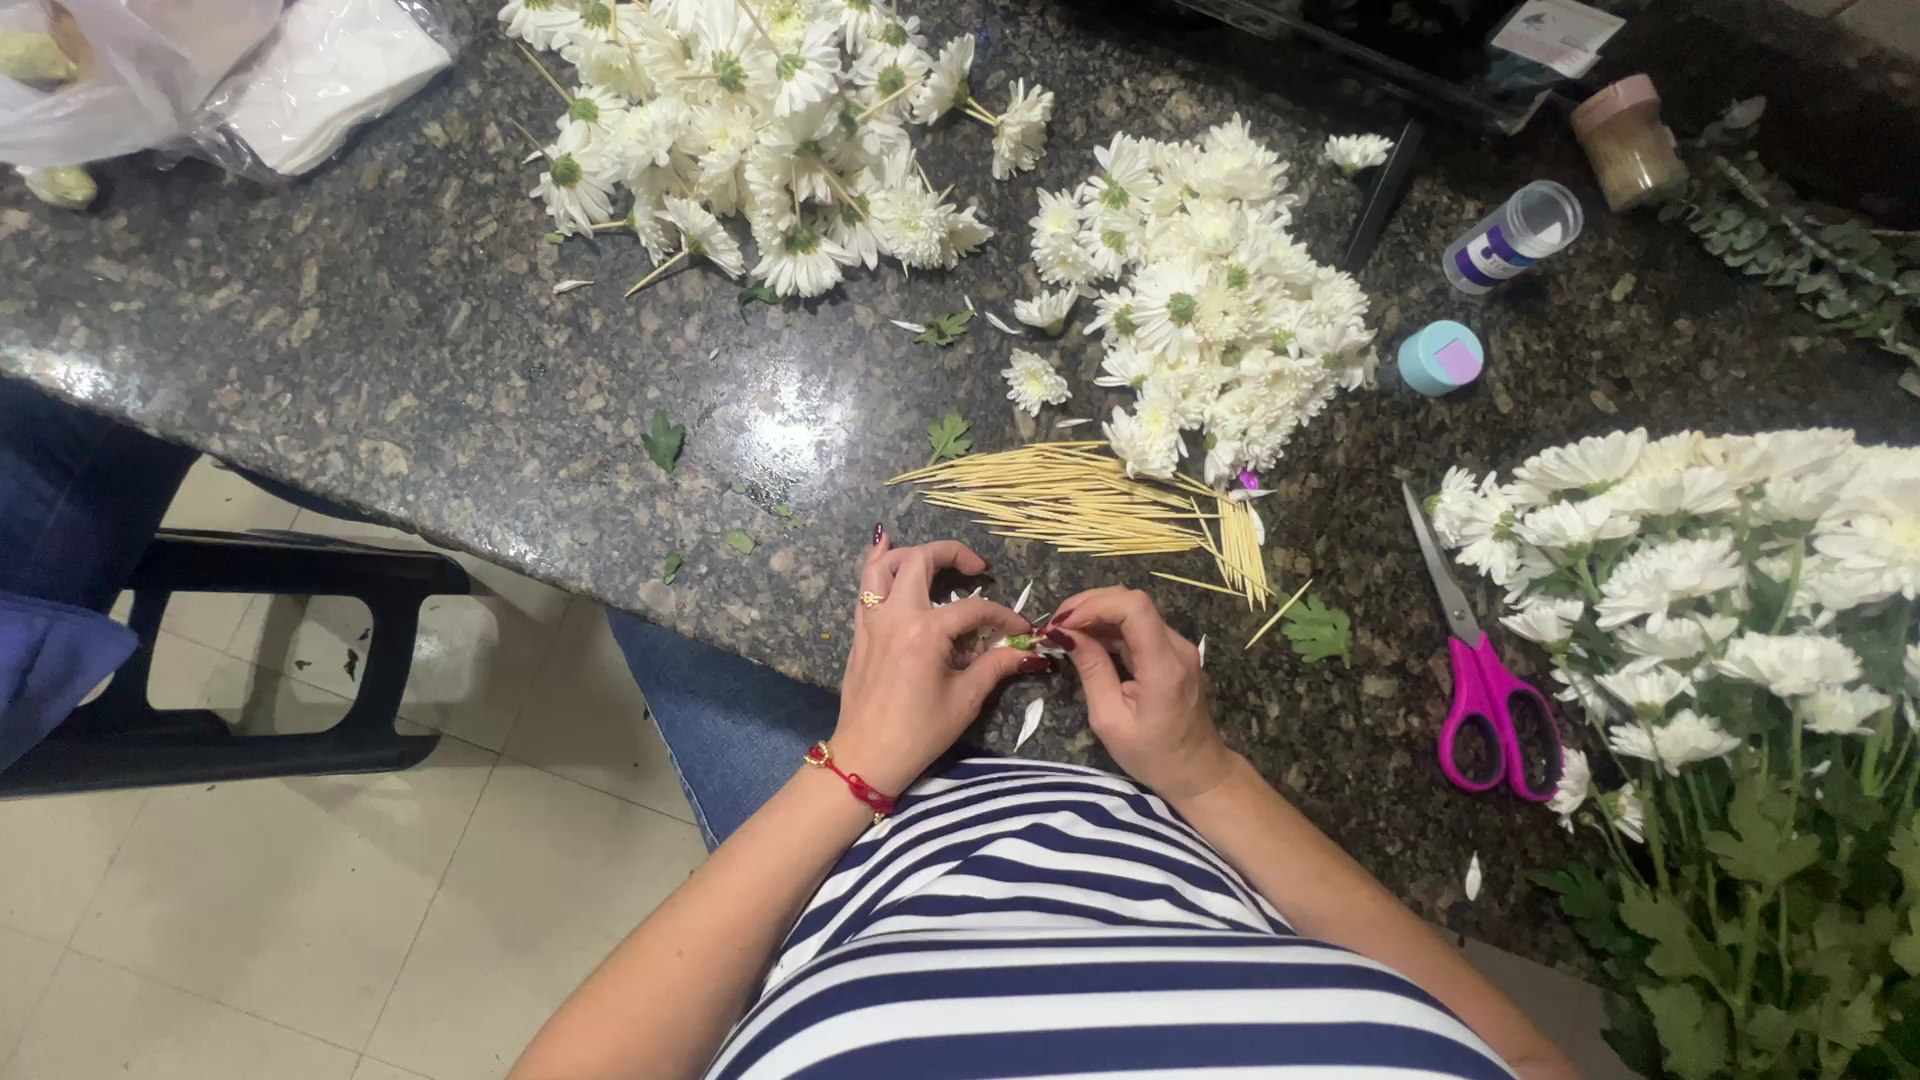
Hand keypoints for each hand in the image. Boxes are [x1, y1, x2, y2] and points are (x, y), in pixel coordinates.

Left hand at [832, 529, 1037, 795]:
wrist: (866, 757)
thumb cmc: (919, 733)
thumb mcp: (965, 700)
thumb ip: (995, 666)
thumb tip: (1028, 652)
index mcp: (925, 633)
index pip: (973, 609)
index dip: (1003, 616)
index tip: (1020, 630)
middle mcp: (896, 616)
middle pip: (921, 561)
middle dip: (952, 554)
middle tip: (975, 568)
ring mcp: (872, 621)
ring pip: (883, 565)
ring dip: (910, 552)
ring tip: (933, 556)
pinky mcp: (860, 631)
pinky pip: (864, 586)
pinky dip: (877, 564)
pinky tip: (886, 548)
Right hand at [1049, 587, 1236, 799]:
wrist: (1197, 772)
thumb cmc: (1152, 755)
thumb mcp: (1110, 719)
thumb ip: (1091, 670)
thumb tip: (1065, 633)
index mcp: (1163, 666)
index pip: (1134, 607)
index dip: (1094, 605)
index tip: (1063, 624)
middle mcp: (1176, 647)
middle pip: (1131, 601)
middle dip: (1088, 605)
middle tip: (1055, 626)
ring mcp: (1177, 647)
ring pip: (1133, 610)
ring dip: (1095, 614)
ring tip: (1063, 632)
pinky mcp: (1172, 652)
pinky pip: (1137, 627)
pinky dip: (1108, 627)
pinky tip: (1085, 640)